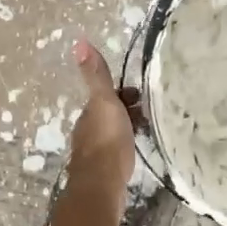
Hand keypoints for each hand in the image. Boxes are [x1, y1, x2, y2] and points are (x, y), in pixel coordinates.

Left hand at [68, 40, 135, 207]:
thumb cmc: (107, 141)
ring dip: (126, 129)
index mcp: (89, 114)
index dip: (122, 94)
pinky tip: (135, 152)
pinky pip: (115, 152)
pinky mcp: (103, 172)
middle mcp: (87, 131)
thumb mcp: (104, 102)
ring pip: (111, 134)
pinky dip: (125, 147)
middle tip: (148, 113)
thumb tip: (78, 41)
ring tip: (146, 130)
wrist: (102, 184)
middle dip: (126, 111)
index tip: (140, 96)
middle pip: (108, 115)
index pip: (105, 97)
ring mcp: (94, 153)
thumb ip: (96, 75)